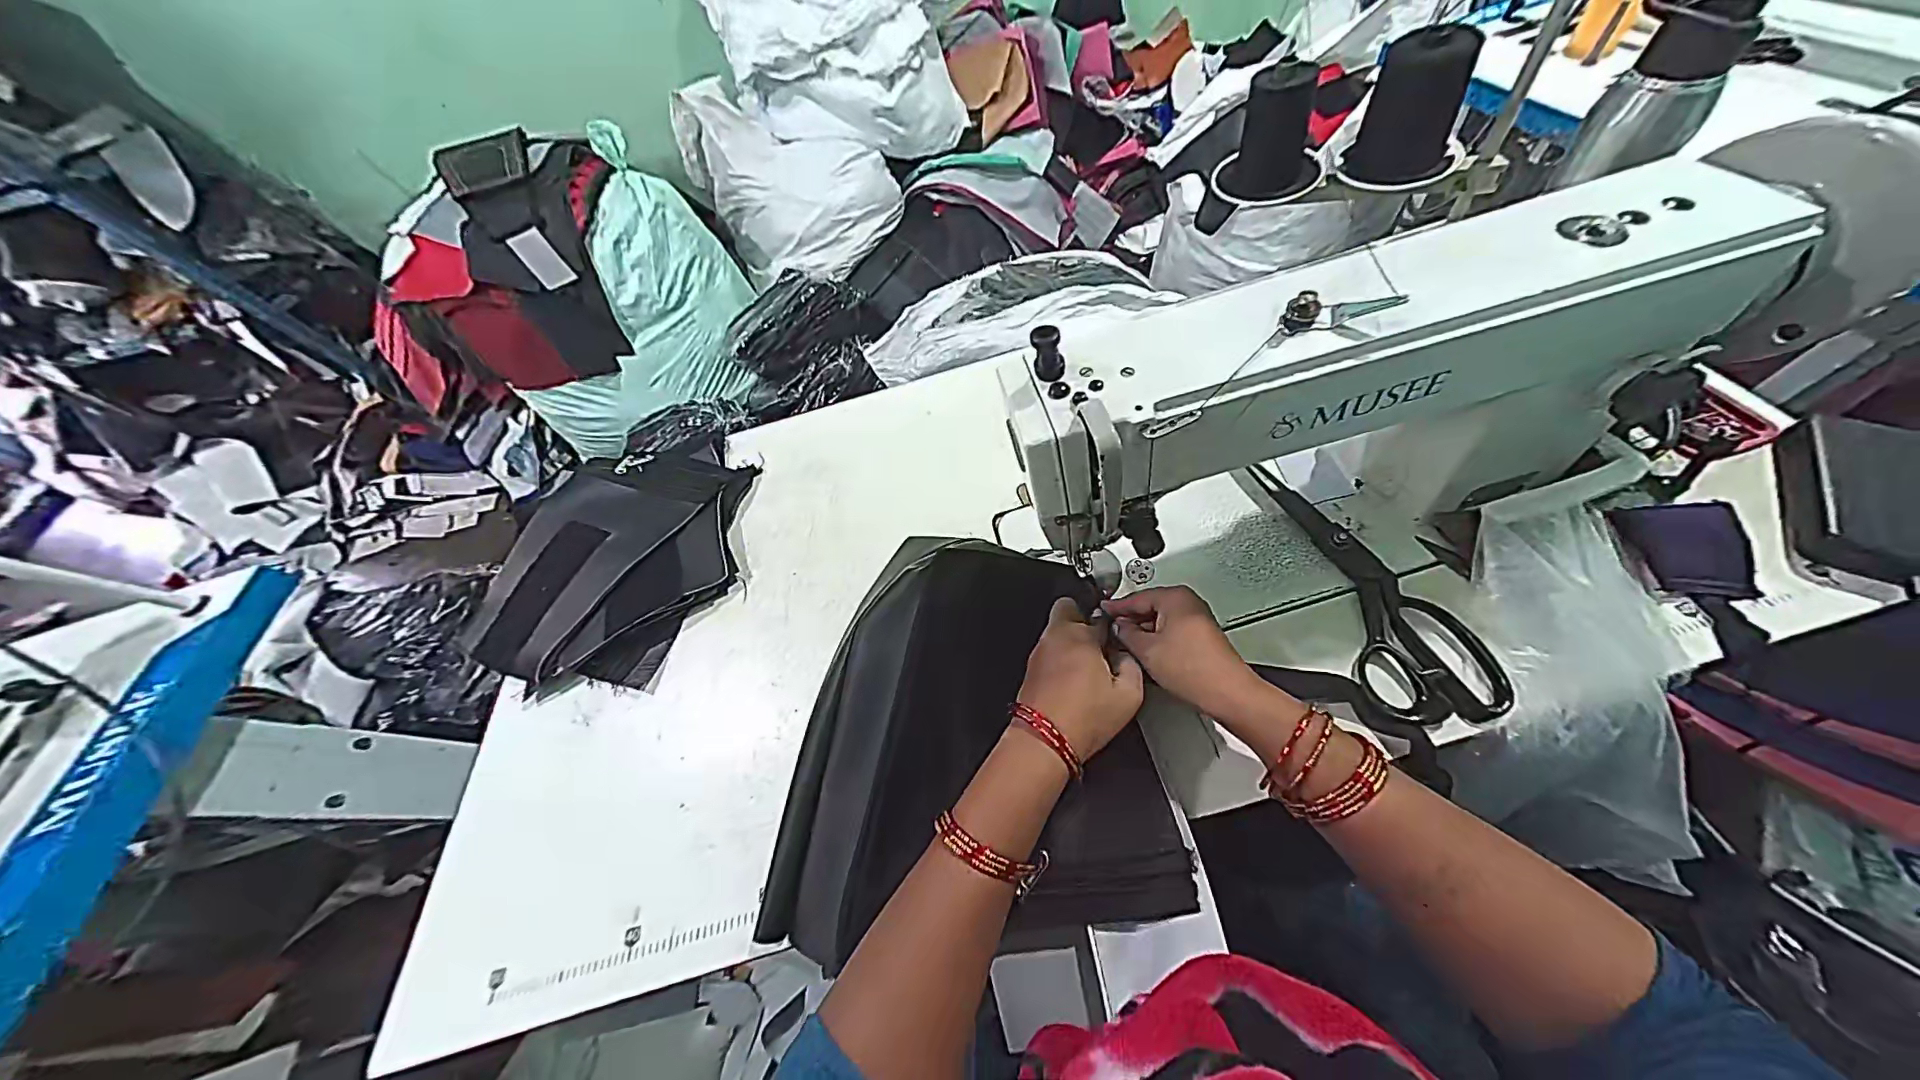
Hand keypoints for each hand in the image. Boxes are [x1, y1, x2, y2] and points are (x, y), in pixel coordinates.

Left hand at [1016, 598, 1143, 762]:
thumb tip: (1126, 657)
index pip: (1101, 616)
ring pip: (1057, 630)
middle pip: (1069, 608)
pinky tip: (1072, 680)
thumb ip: (1132, 665)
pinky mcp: (1031, 667)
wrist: (1045, 740)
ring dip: (1072, 639)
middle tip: (1099, 641)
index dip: (1113, 628)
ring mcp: (1040, 651)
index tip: (1117, 643)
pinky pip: (1049, 651)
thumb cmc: (1081, 719)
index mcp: (1081, 635)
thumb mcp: (1129, 695)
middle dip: (1084, 618)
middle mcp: (1056, 636)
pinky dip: (1061, 657)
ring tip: (1087, 666)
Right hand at [1103, 586, 1277, 728]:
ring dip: (1144, 631)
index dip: (1116, 607)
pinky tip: (1150, 654)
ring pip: (1161, 619)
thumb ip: (1125, 633)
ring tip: (1130, 646)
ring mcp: (1198, 619)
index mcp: (1176, 597)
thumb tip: (1119, 627)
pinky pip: (1172, 630)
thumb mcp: (1146, 650)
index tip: (1104, 610)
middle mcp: (1190, 603)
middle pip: (1149, 606)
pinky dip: (1158, 639)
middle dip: (1130, 619)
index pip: (1136, 597)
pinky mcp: (1202, 636)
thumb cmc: (1197, 671)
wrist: (1227, 693)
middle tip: (1113, 630)